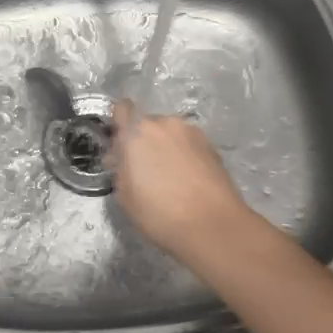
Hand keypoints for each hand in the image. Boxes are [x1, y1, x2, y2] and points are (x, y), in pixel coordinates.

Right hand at [109, 102, 252, 257]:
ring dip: (166, 146)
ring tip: (171, 176)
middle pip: (147, 124)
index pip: (121, 108)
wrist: (213, 224)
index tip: (121, 146)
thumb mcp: (125, 196)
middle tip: (146, 170)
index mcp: (136, 132)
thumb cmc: (160, 213)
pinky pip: (188, 143)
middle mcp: (163, 123)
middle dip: (144, 141)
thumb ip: (120, 168)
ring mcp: (190, 131)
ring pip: (169, 133)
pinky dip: (185, 154)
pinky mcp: (210, 143)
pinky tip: (189, 179)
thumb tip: (121, 157)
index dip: (119, 125)